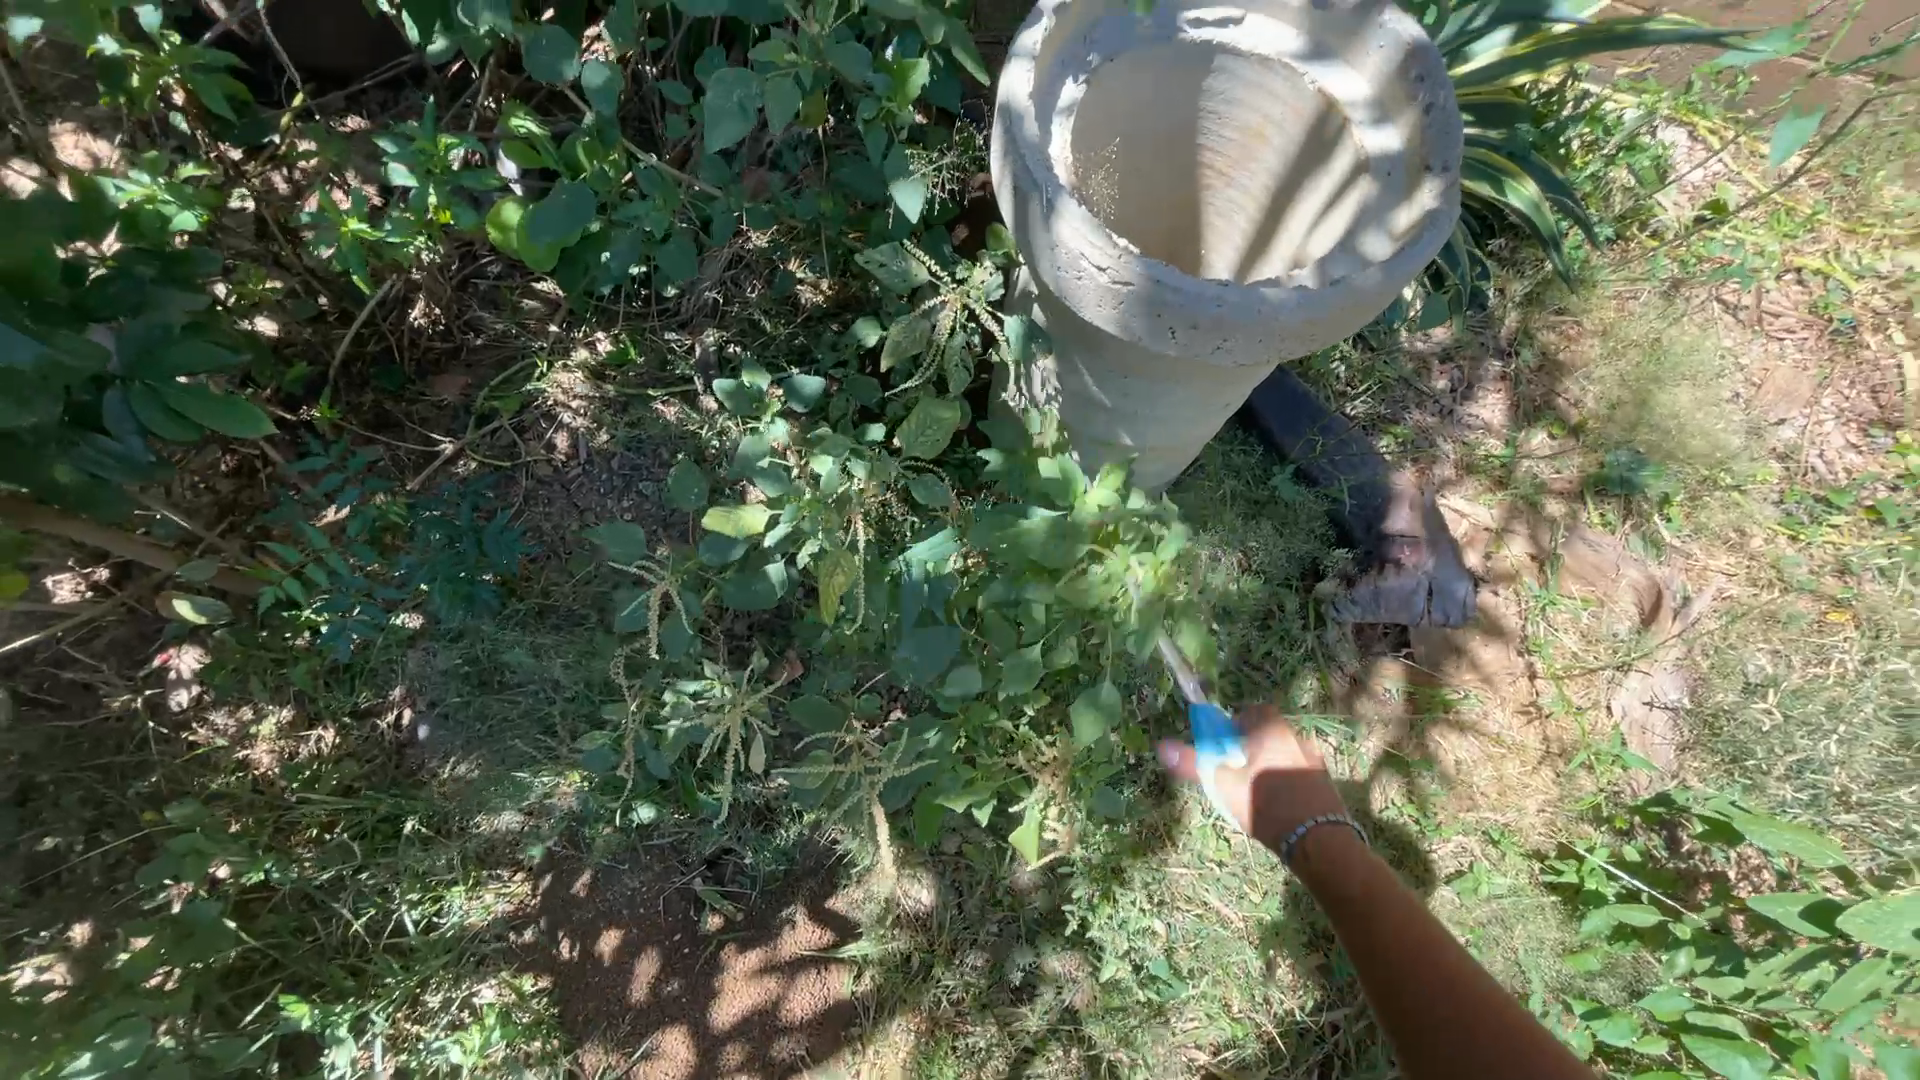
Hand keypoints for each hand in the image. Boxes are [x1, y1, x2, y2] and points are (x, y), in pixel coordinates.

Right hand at [1156, 705, 1350, 854]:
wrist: (1318, 841)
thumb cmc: (1265, 805)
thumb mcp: (1223, 784)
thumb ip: (1193, 763)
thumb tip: (1161, 746)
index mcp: (1271, 730)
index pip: (1252, 711)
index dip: (1235, 725)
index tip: (1224, 746)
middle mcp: (1296, 737)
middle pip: (1267, 732)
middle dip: (1251, 747)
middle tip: (1236, 770)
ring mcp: (1315, 760)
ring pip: (1283, 753)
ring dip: (1269, 764)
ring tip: (1256, 790)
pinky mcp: (1326, 783)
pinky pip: (1298, 772)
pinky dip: (1286, 781)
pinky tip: (1277, 804)